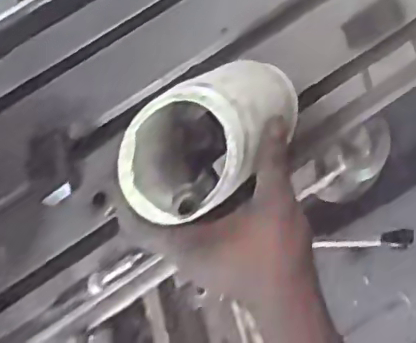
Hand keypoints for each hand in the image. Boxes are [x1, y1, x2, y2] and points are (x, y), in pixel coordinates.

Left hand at [119, 123, 315, 310]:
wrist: (291, 296)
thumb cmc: (273, 253)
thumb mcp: (274, 200)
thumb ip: (271, 160)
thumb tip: (272, 120)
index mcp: (185, 245)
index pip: (137, 227)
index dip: (125, 199)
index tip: (124, 168)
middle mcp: (184, 254)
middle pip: (153, 222)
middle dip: (153, 188)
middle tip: (159, 151)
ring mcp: (199, 258)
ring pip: (175, 224)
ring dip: (175, 196)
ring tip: (184, 159)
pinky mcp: (215, 256)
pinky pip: (192, 226)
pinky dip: (195, 204)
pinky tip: (215, 181)